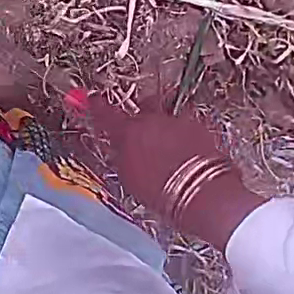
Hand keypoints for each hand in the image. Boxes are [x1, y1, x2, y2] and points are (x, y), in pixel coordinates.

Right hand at [84, 96, 261, 247]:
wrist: (202, 194)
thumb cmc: (162, 191)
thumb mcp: (129, 178)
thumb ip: (122, 156)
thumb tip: (120, 149)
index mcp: (129, 131)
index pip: (106, 113)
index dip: (96, 106)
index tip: (91, 99)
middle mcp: (154, 119)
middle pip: (143, 106)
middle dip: (141, 113)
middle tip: (139, 130)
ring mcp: (180, 121)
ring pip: (167, 116)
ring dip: (164, 126)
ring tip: (165, 148)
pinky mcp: (202, 129)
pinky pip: (186, 126)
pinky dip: (183, 137)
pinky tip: (183, 155)